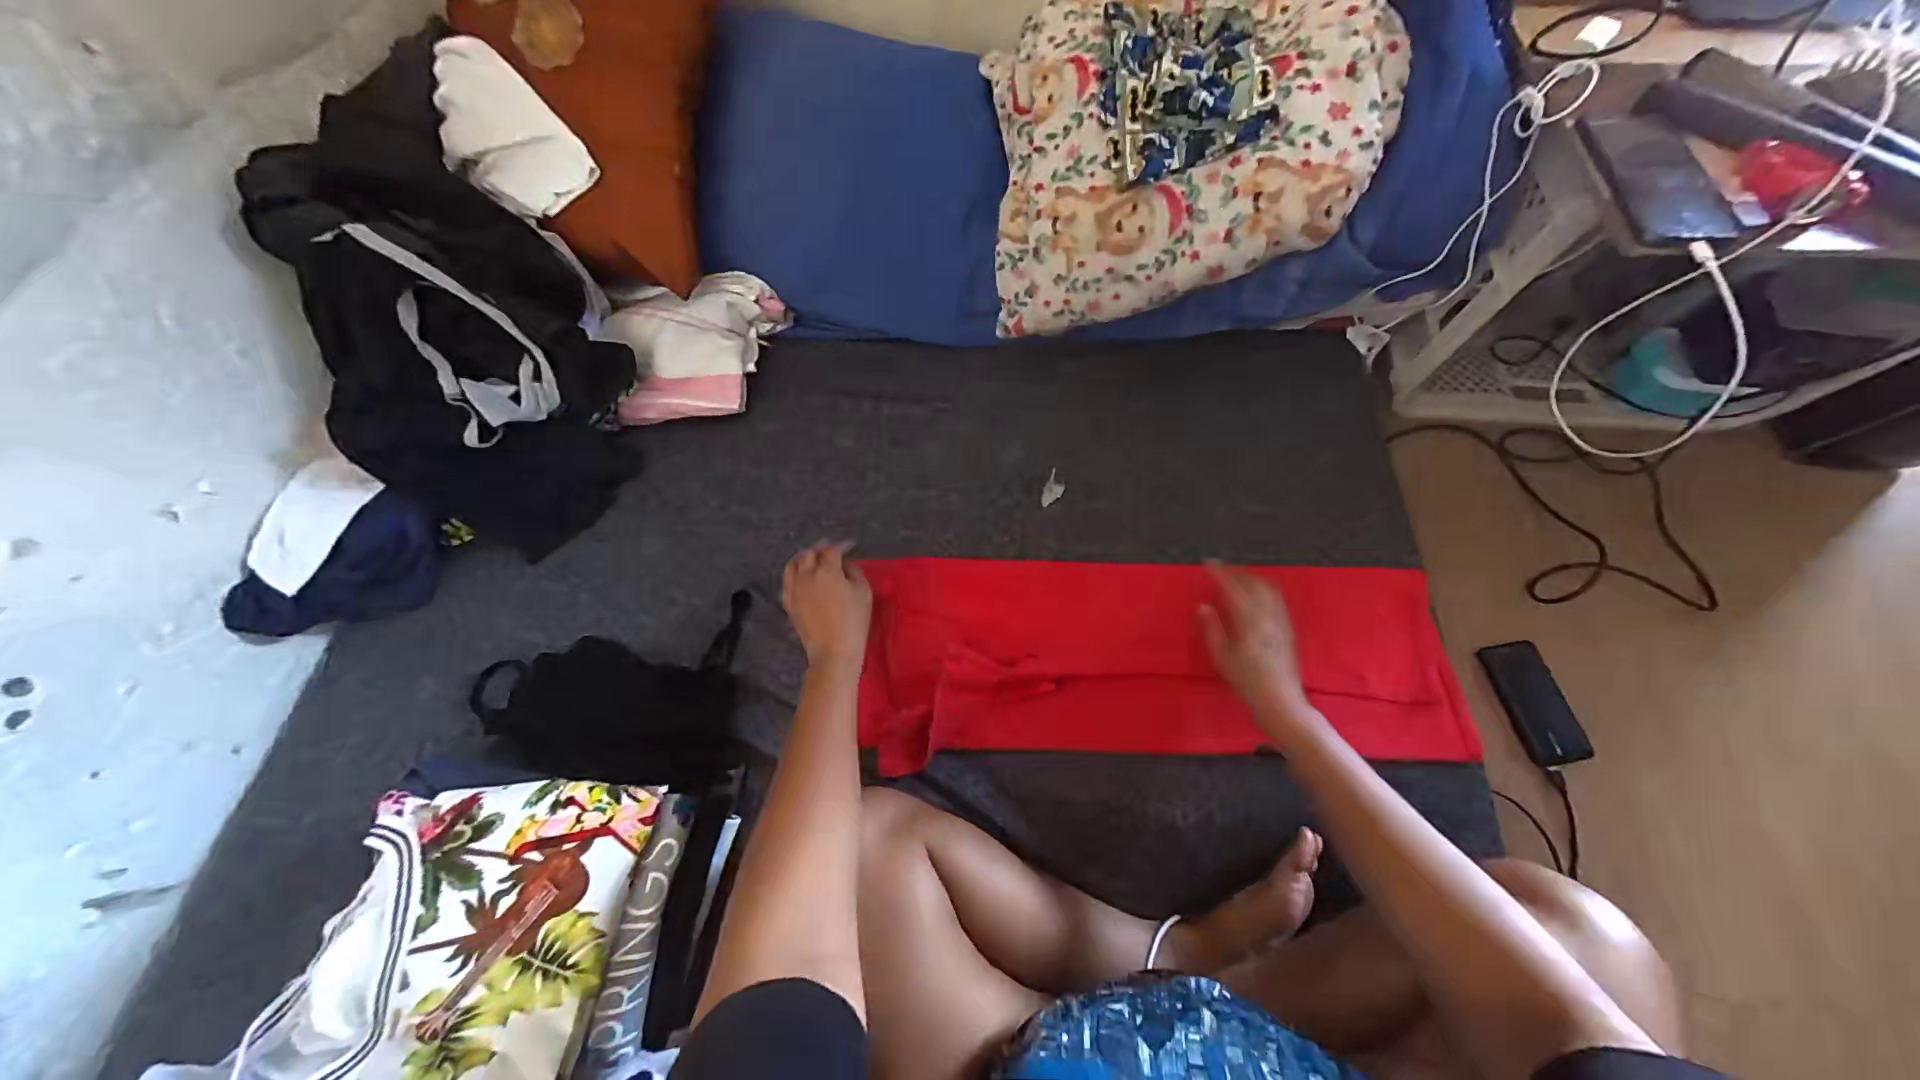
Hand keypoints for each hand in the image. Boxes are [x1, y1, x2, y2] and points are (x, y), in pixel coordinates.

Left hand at [783, 540, 872, 669]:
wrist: (833, 651)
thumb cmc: (854, 621)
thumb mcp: (863, 592)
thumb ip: (854, 572)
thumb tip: (844, 565)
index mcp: (826, 570)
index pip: (832, 550)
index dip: (841, 545)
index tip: (850, 545)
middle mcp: (806, 575)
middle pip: (810, 554)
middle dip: (821, 547)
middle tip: (830, 547)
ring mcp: (794, 589)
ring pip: (793, 564)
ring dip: (804, 556)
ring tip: (812, 556)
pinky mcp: (789, 602)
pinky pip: (787, 580)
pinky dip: (794, 572)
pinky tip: (800, 574)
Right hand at [1198, 561, 1312, 723]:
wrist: (1279, 700)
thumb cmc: (1246, 680)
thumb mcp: (1221, 657)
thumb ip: (1211, 629)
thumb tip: (1202, 606)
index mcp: (1249, 621)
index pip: (1232, 589)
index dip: (1219, 574)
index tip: (1208, 564)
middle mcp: (1268, 616)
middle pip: (1253, 584)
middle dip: (1237, 573)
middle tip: (1222, 570)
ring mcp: (1281, 621)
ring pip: (1268, 590)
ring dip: (1252, 579)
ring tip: (1238, 578)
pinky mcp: (1288, 629)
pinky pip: (1277, 600)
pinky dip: (1264, 590)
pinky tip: (1257, 596)